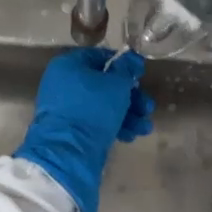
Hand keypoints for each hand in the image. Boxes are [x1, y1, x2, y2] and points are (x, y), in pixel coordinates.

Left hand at [14, 48, 154, 211]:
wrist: (68, 154)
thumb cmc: (93, 109)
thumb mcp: (116, 85)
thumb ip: (126, 69)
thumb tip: (132, 57)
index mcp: (69, 65)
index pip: (99, 57)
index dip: (122, 64)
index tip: (140, 74)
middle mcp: (64, 84)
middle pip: (104, 84)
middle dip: (130, 96)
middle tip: (147, 106)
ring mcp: (66, 109)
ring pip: (102, 105)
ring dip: (127, 113)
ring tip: (145, 126)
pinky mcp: (71, 131)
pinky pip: (96, 122)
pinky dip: (114, 125)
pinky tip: (132, 135)